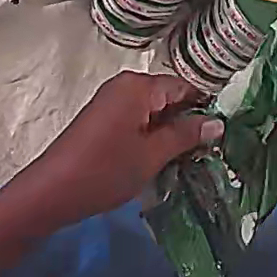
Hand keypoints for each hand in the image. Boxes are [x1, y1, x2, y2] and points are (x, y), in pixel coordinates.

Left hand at [2, 71, 221, 228]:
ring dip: (171, 131)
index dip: (206, 107)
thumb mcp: (153, 154)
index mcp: (139, 86)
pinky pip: (138, 119)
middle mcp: (125, 85)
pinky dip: (152, 135)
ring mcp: (112, 101)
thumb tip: (217, 122)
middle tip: (211, 150)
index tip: (224, 132)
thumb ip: (186, 134)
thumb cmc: (105, 170)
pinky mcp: (103, 119)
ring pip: (154, 111)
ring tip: (190, 158)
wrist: (51, 191)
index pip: (184, 86)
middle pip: (169, 97)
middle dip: (189, 121)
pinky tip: (162, 158)